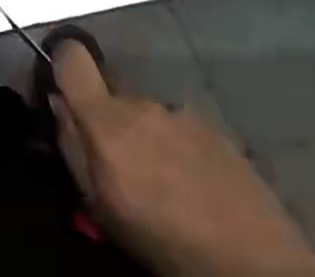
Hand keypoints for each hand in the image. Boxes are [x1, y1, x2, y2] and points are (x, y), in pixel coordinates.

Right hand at [51, 41, 314, 276]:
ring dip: (148, 134)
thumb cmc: (161, 235)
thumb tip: (58, 101)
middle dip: (110, 115)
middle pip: (113, 91)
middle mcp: (143, 104)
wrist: (256, 267)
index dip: (63, 60)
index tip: (64, 83)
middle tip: (121, 157)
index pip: (73, 57)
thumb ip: (71, 143)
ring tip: (165, 177)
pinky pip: (184, 128)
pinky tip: (195, 183)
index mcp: (104, 117)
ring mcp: (185, 116)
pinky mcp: (221, 134)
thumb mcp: (97, 201)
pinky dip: (181, 147)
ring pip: (150, 113)